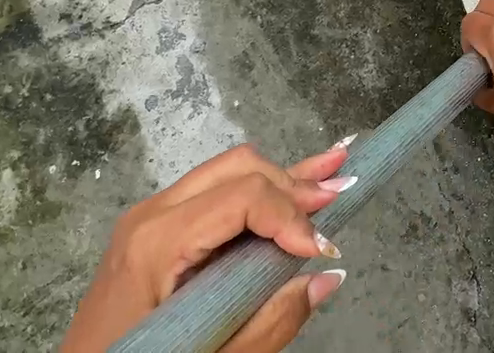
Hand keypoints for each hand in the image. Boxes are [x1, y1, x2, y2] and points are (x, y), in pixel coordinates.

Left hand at [60, 143, 356, 352]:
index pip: (245, 197)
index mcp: (157, 243)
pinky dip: (266, 183)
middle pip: (242, 169)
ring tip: (340, 174)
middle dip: (294, 188)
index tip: (322, 250)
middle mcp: (153, 214)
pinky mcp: (161, 227)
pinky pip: (220, 189)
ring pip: (234, 170)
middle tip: (339, 206)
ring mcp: (154, 216)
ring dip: (286, 179)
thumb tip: (329, 278)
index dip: (290, 217)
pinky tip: (310, 168)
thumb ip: (268, 325)